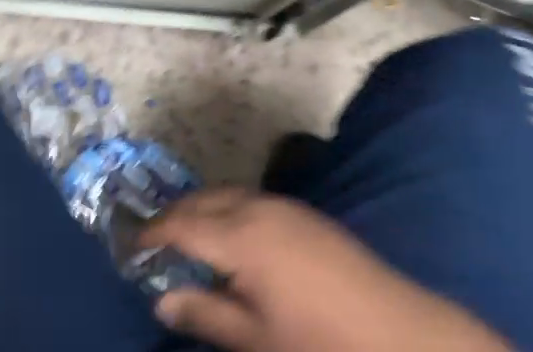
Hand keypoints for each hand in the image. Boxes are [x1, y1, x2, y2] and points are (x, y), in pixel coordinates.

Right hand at [142, 188, 510, 351]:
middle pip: (198, 201)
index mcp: (238, 236)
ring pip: (223, 196)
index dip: (150, 236)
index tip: (130, 251)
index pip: (178, 226)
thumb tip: (161, 300)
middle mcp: (255, 208)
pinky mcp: (304, 212)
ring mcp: (283, 206)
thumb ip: (205, 314)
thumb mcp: (257, 338)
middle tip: (153, 248)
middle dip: (171, 219)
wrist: (402, 332)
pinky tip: (232, 244)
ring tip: (188, 245)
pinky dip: (226, 212)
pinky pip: (248, 200)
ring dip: (198, 212)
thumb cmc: (321, 342)